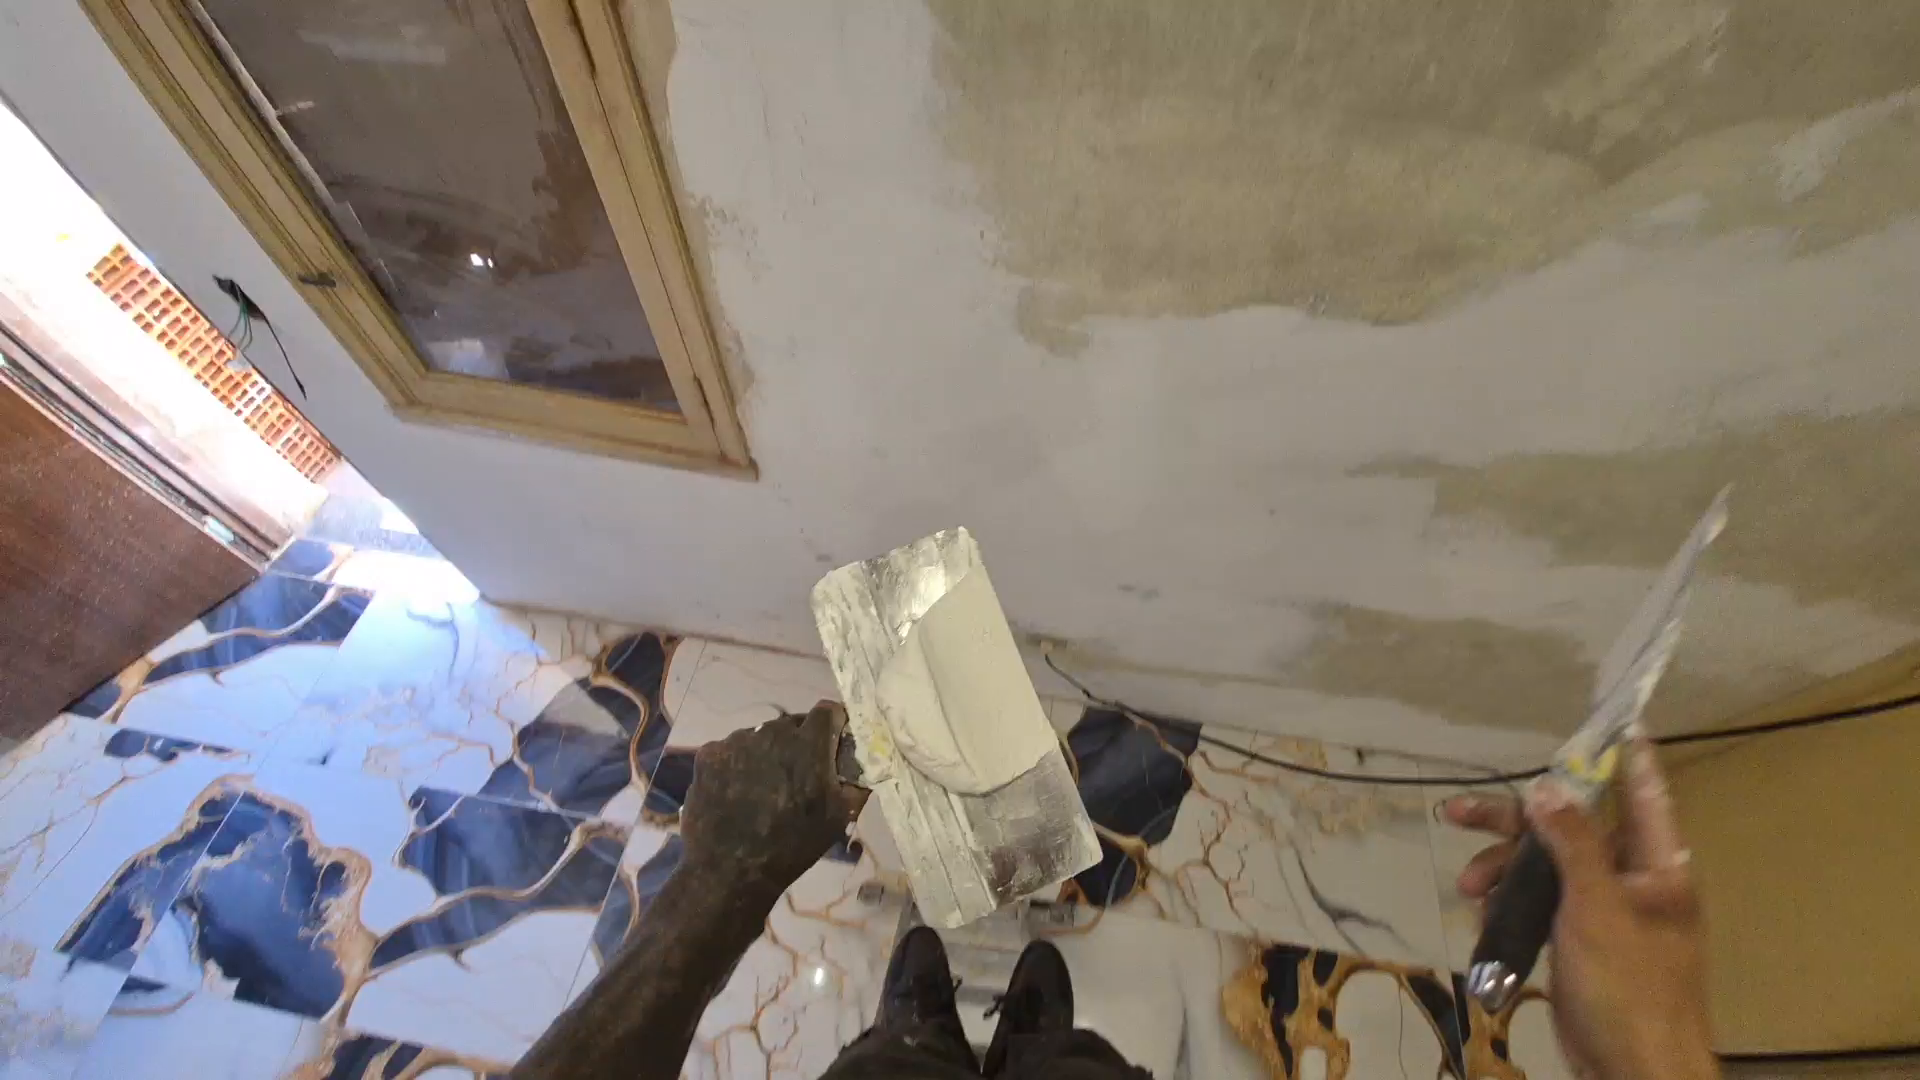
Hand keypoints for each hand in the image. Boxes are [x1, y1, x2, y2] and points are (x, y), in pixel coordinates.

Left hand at [680, 700, 869, 903]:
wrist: (730, 873)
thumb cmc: (793, 845)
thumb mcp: (839, 817)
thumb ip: (857, 782)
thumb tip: (865, 763)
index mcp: (809, 743)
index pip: (828, 711)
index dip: (833, 725)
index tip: (832, 744)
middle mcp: (772, 731)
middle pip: (793, 724)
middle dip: (799, 742)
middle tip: (797, 774)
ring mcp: (736, 740)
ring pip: (760, 736)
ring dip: (767, 753)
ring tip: (763, 787)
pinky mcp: (708, 754)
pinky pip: (731, 749)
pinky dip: (737, 764)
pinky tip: (736, 791)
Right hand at [1443, 742, 1718, 1079]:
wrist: (1632, 1069)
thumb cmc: (1629, 986)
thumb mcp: (1597, 909)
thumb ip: (1572, 844)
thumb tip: (1545, 786)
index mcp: (1656, 868)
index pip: (1644, 798)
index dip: (1631, 758)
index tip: (1620, 721)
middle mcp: (1631, 878)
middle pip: (1567, 826)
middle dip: (1511, 820)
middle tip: (1456, 813)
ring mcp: (1602, 906)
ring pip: (1541, 859)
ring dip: (1498, 864)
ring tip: (1468, 885)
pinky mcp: (1576, 930)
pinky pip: (1534, 892)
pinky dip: (1505, 893)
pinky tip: (1482, 906)